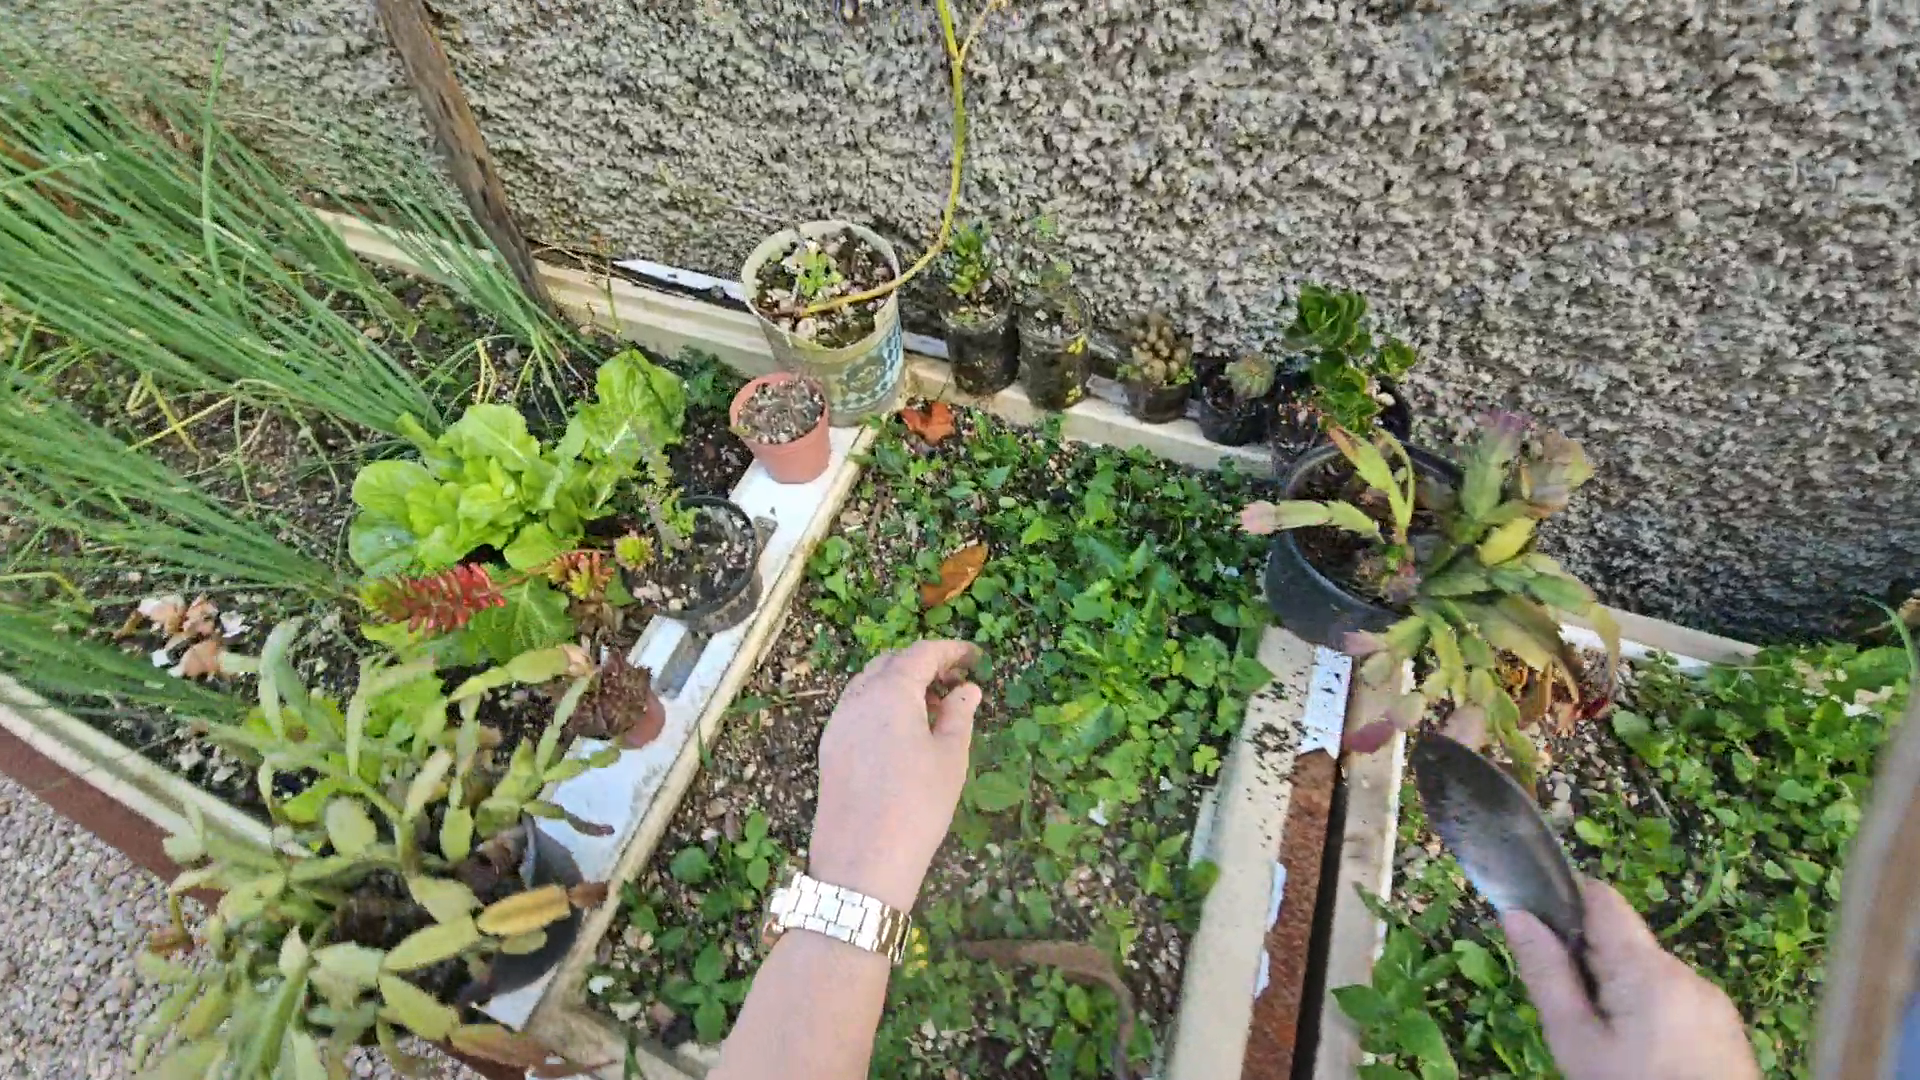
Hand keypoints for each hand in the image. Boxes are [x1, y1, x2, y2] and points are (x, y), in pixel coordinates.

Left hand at [808, 640, 982, 910]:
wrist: (861, 862)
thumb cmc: (917, 805)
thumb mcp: (950, 757)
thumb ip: (960, 714)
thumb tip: (968, 689)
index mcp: (891, 691)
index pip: (922, 653)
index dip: (951, 650)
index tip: (975, 657)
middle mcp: (858, 697)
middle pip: (892, 662)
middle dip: (925, 664)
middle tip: (955, 682)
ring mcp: (839, 721)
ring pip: (871, 683)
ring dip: (901, 684)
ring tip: (932, 709)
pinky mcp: (829, 745)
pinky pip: (858, 707)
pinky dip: (882, 704)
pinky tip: (902, 731)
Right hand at [1504, 880, 1759, 1079]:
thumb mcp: (1575, 1039)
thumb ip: (1545, 972)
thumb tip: (1515, 914)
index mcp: (1648, 968)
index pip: (1600, 896)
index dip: (1562, 898)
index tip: (1537, 928)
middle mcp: (1686, 973)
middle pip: (1619, 937)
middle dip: (1584, 957)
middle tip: (1567, 1004)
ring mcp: (1712, 1003)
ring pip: (1642, 969)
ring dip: (1613, 985)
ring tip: (1601, 1034)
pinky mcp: (1726, 1029)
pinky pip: (1669, 995)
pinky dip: (1643, 1006)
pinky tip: (1637, 1049)